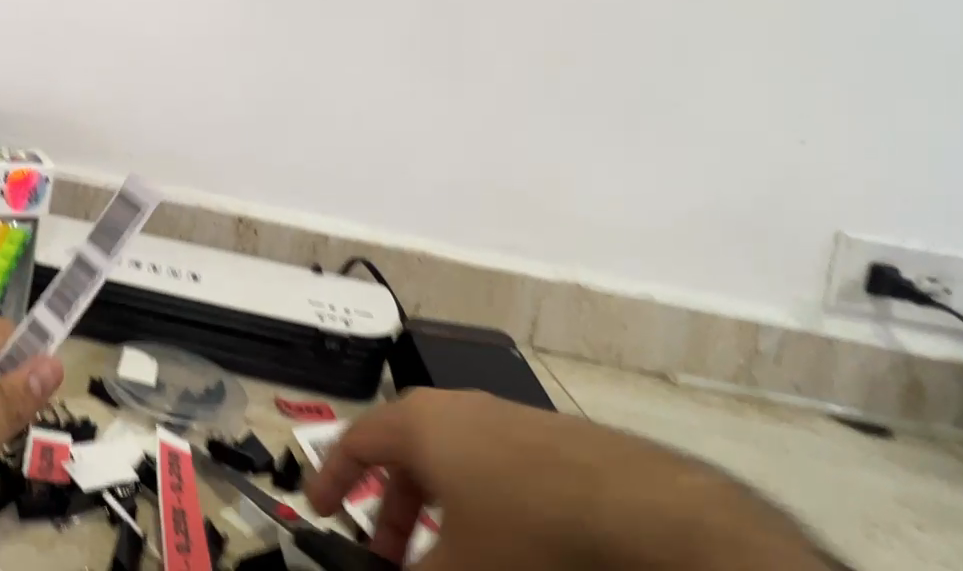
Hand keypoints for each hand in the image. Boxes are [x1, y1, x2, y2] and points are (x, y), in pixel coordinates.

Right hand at [305, 390, 836, 570]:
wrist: (644, 510)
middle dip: (392, 509)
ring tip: (446, 556)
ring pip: (450, 460)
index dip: (331, 477)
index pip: (354, 441)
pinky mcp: (547, 438)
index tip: (318, 510)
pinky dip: (476, 503)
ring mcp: (504, 418)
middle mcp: (455, 408)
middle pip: (403, 453)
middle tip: (388, 558)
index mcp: (419, 425)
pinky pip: (490, 466)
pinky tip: (501, 543)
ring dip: (435, 509)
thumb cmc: (527, 530)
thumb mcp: (457, 568)